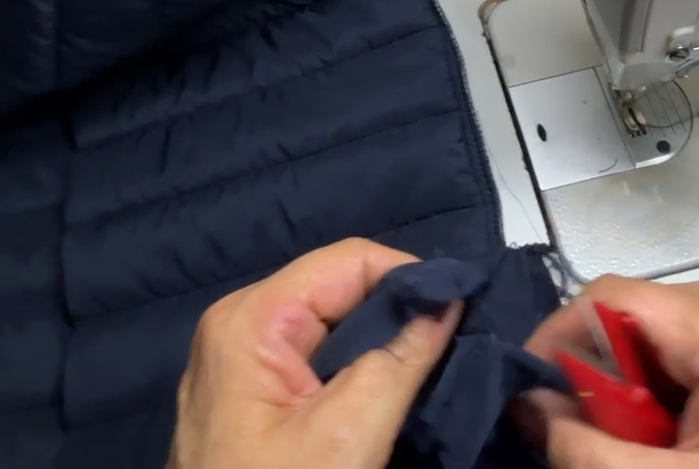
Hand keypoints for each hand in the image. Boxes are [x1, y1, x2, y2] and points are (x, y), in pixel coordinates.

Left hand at [169, 238, 463, 468]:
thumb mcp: (347, 437)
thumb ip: (401, 359)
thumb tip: (447, 299)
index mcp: (252, 316)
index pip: (347, 260)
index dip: (408, 275)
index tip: (459, 305)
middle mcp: (240, 321)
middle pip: (336, 286)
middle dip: (395, 308)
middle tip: (449, 337)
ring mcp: (238, 357)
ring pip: (328, 320)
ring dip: (378, 338)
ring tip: (427, 359)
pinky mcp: (247, 390)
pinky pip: (311, 353)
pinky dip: (352, 363)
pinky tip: (385, 385)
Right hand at [522, 276, 698, 468]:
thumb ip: (588, 451)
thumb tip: (525, 404)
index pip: (609, 299)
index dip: (558, 340)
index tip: (532, 396)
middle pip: (625, 313)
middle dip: (596, 374)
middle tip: (592, 437)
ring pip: (642, 329)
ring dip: (623, 384)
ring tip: (639, 443)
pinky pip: (671, 340)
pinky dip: (653, 385)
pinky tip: (670, 431)